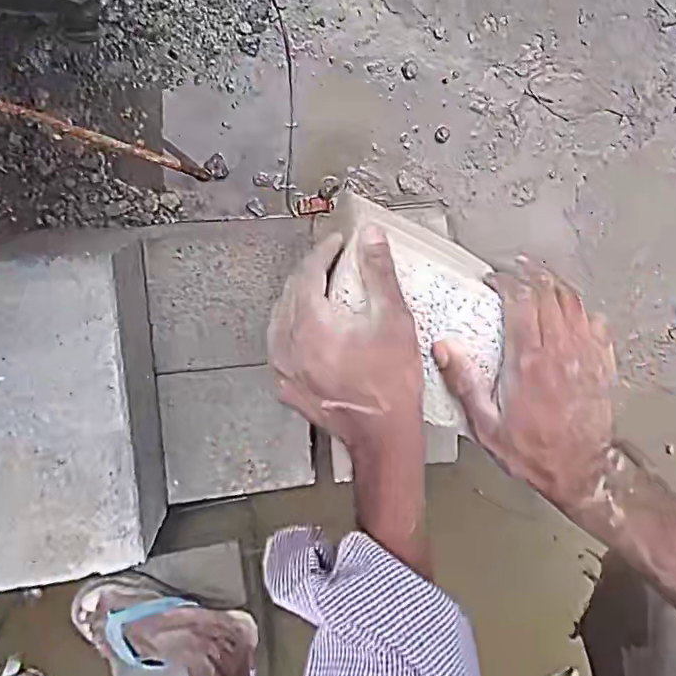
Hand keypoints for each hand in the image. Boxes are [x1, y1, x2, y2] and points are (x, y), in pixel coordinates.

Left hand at [267, 226, 424, 456]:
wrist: (383, 436)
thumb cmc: (390, 385)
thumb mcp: (393, 319)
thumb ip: (380, 273)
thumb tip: (372, 239)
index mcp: (309, 324)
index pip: (309, 272)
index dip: (325, 252)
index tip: (338, 244)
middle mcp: (288, 344)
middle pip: (292, 292)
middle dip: (313, 271)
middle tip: (334, 262)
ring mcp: (284, 368)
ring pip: (282, 318)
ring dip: (301, 298)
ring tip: (324, 290)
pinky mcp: (288, 385)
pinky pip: (282, 345)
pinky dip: (295, 328)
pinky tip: (313, 328)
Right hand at [433, 258, 616, 511]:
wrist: (581, 471)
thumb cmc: (534, 451)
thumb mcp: (486, 424)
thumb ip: (464, 382)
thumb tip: (445, 349)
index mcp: (529, 360)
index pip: (521, 301)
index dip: (506, 281)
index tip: (494, 279)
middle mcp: (559, 351)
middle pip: (549, 292)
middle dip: (531, 273)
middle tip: (516, 267)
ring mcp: (585, 355)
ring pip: (574, 302)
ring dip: (556, 285)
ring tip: (540, 278)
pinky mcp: (601, 365)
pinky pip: (597, 323)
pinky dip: (583, 309)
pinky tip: (573, 310)